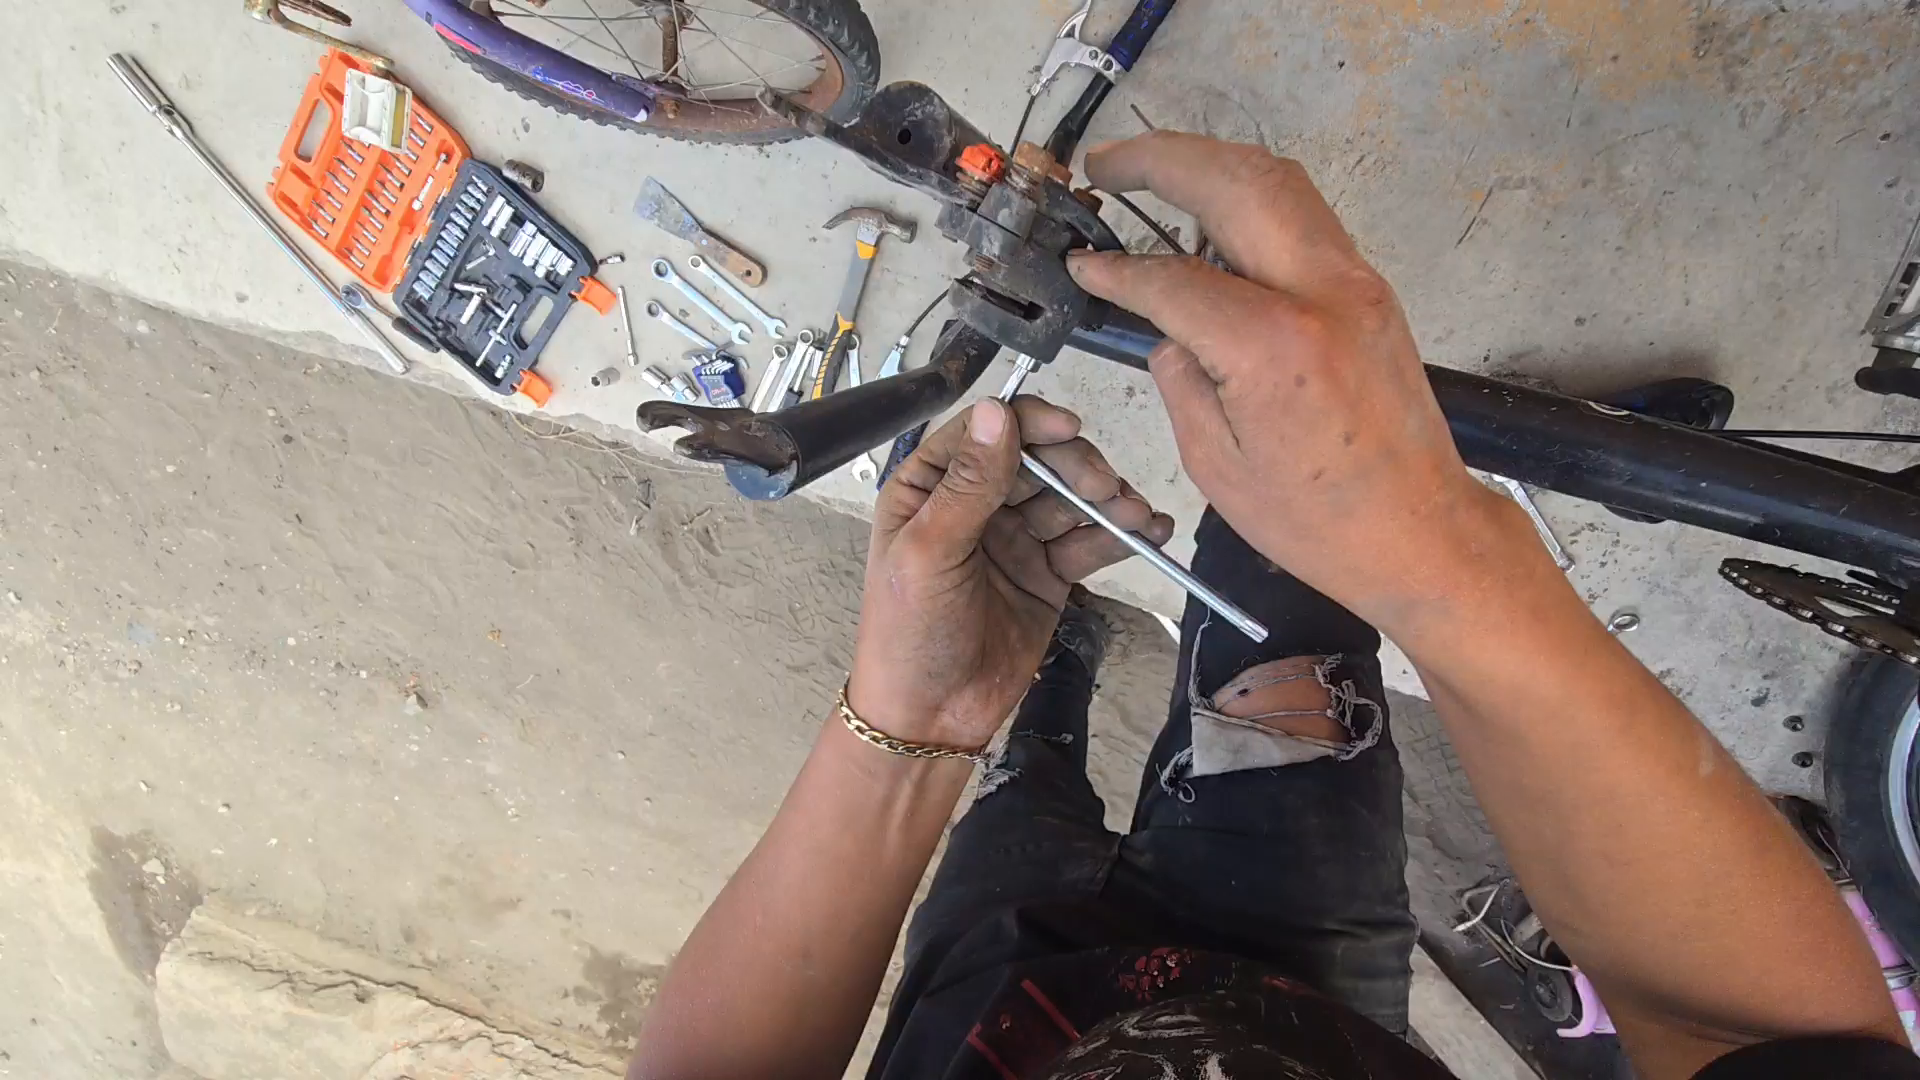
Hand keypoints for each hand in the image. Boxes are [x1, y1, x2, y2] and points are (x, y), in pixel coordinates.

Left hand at [847, 396, 1173, 751]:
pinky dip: (1120, 535)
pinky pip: (1087, 541)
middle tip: (1105, 490)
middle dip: (1075, 468)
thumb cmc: (910, 631)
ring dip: (1107, 500)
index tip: (1069, 430)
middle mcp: (976, 503)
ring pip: (1069, 499)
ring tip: (1137, 515)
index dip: (1030, 423)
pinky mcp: (1048, 573)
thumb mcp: (930, 553)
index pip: (985, 433)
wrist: (931, 716)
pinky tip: (1151, 531)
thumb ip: (968, 485)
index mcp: (931, 486)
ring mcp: (1015, 537)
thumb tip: (998, 410)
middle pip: (1037, 461)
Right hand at [1067, 132, 1518, 625]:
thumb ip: (1180, 380)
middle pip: (1237, 184)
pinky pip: (1300, 217)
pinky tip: (1209, 219)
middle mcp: (1321, 294)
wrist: (1415, 529)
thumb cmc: (1311, 517)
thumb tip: (1168, 331)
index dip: (1118, 271)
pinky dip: (1247, 198)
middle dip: (1162, 159)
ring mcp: (1355, 283)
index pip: (1174, 280)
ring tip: (1151, 172)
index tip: (1082, 265)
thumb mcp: (1214, 461)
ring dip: (1209, 164)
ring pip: (1278, 184)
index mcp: (1272, 348)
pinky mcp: (1368, 290)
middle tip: (1106, 163)